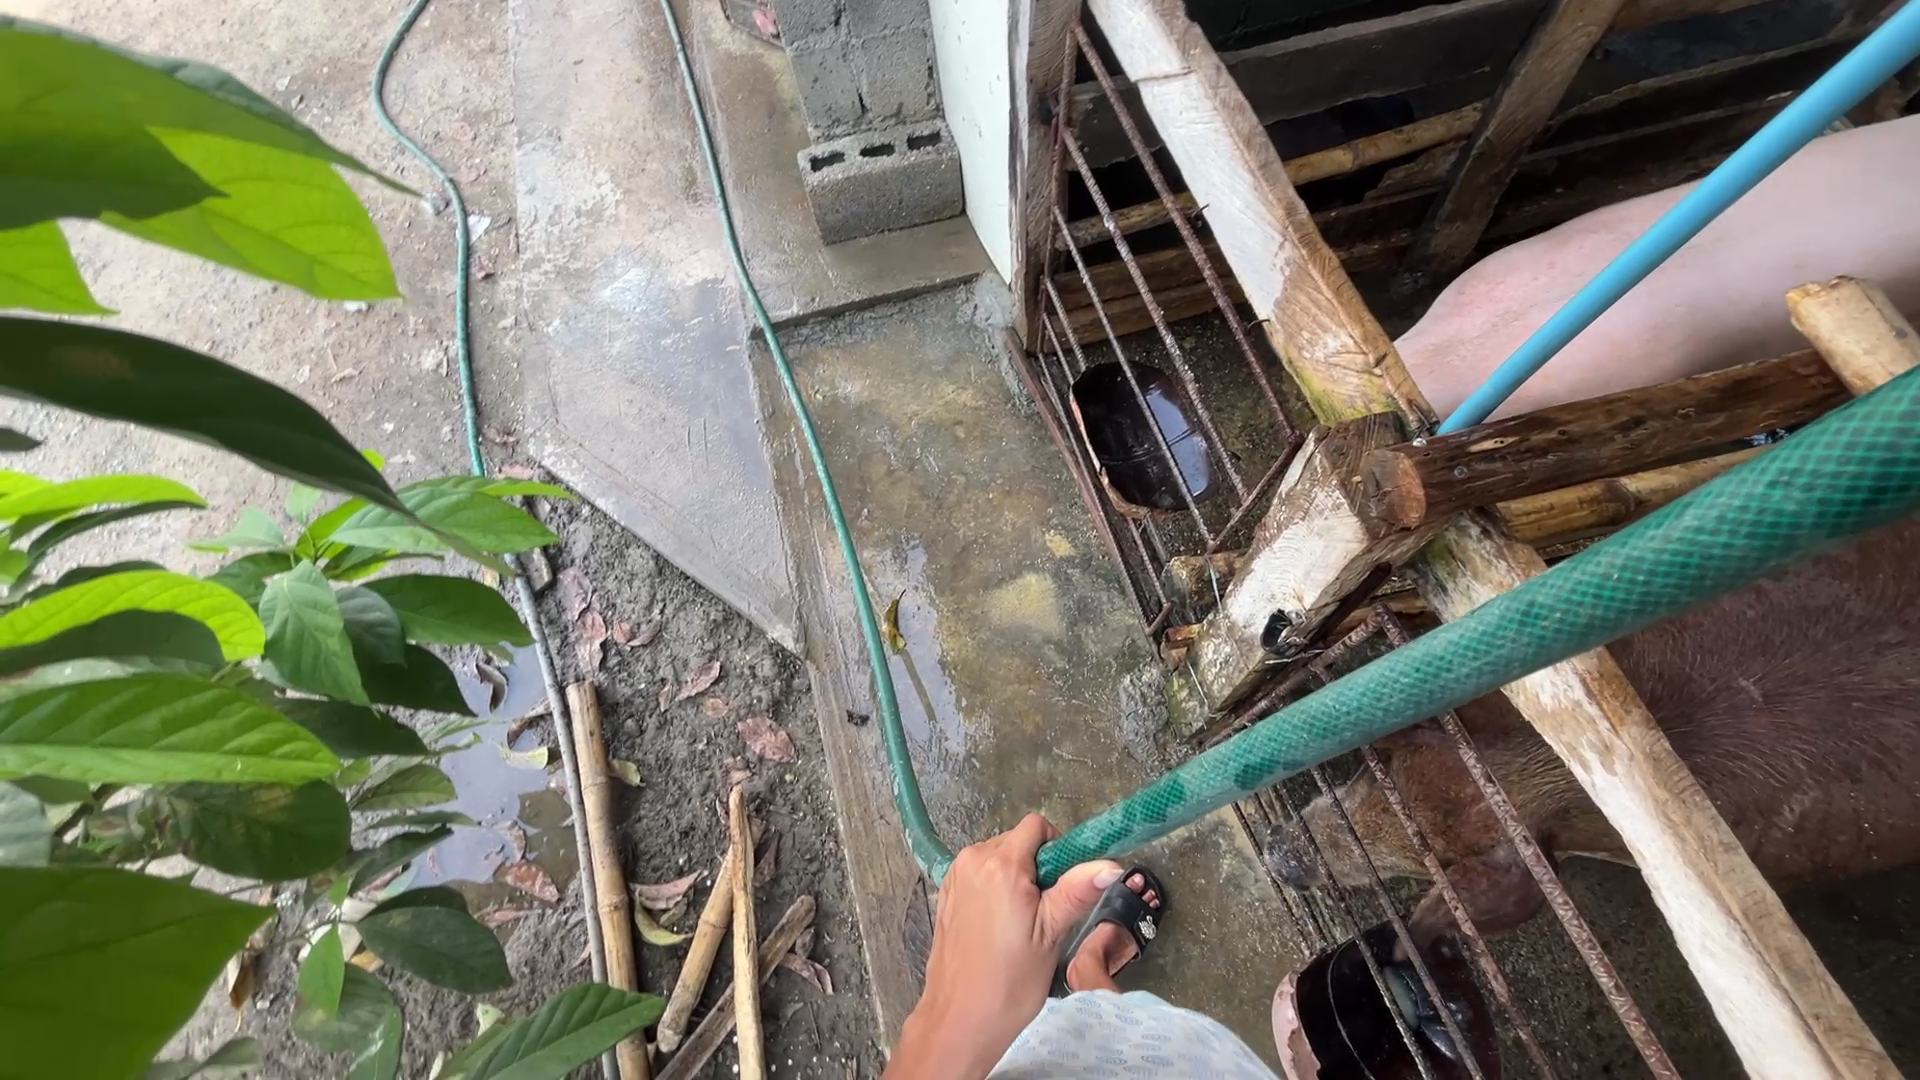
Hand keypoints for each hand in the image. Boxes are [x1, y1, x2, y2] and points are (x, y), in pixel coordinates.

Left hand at [885, 814, 1122, 1079]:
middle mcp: (973, 857)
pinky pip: (979, 872)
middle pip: (1017, 840)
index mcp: (1001, 863)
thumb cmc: (1010, 981)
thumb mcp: (1051, 933)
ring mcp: (956, 873)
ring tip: (1019, 921)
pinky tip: (997, 924)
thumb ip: (1078, 890)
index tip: (1061, 884)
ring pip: (998, 855)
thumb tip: (1110, 865)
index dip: (1056, 847)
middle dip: (1035, 866)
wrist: (960, 1019)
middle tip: (1042, 911)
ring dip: (1014, 876)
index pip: (1036, 826)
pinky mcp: (946, 890)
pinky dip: (993, 886)